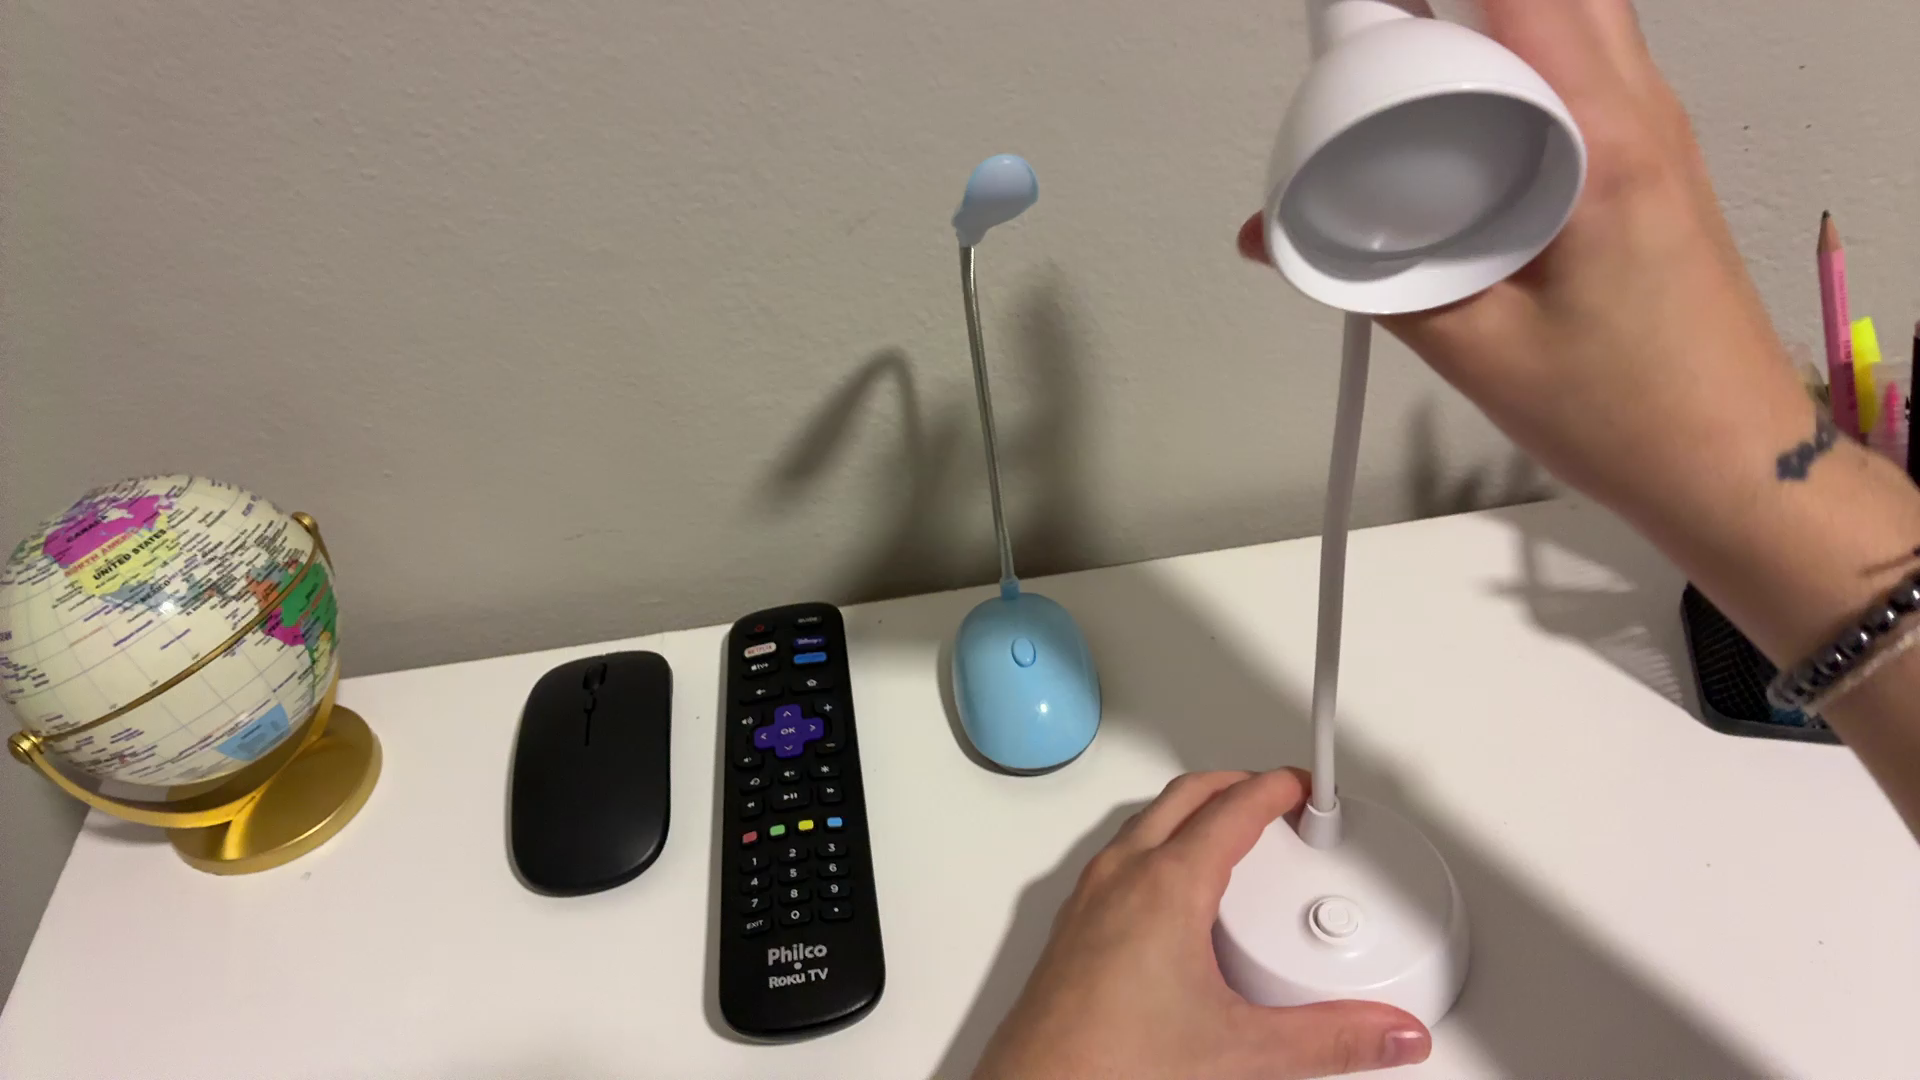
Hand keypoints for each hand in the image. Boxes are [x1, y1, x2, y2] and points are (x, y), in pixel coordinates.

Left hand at [971, 770, 1430, 1079]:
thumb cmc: (1117, 1060)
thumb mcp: (1243, 1050)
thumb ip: (1328, 1039)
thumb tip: (1390, 1030)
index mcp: (1167, 883)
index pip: (1231, 810)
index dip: (1272, 789)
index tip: (1300, 785)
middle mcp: (1124, 871)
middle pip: (1184, 795)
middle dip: (1233, 784)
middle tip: (1272, 796)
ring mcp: (1093, 888)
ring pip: (1148, 817)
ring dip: (1192, 808)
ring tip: (1230, 830)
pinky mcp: (1076, 911)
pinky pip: (1123, 848)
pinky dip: (1159, 837)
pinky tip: (1175, 881)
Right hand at [1239, 0, 1810, 539]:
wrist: (1715, 451)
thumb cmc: (1609, 406)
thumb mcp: (1467, 347)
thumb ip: (1368, 279)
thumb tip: (1277, 236)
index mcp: (1603, 147)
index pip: (1519, 4)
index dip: (1424, 11)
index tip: (1357, 34)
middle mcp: (1641, 114)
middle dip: (1448, 14)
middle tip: (1366, 59)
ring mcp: (1651, 133)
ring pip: (1568, 25)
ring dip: (1480, 36)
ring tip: (1396, 93)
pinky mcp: (1641, 164)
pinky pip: (1574, 78)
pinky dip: (1507, 77)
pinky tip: (1452, 140)